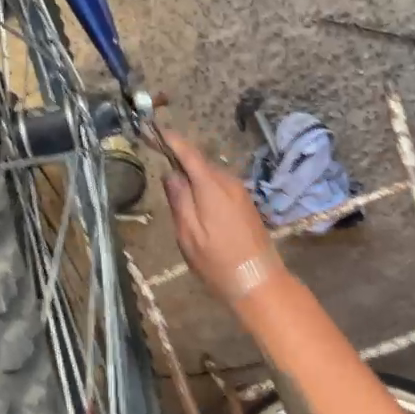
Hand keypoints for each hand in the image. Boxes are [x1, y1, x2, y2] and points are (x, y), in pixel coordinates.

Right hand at [159, 132, 285, 310]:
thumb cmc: (219, 262)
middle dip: (180, 158)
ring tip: (175, 187)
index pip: (188, 152)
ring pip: (210, 174)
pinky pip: (220, 185)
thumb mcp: (189, 235)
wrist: (261, 283)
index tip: (153, 130)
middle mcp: (228, 182)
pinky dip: (205, 186)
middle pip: (200, 161)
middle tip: (159, 162)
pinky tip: (197, 203)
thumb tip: (170, 173)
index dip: (170, 139)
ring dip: (193, 175)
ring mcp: (240, 192)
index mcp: (212, 187)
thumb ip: (179, 200)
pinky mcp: (246, 203)